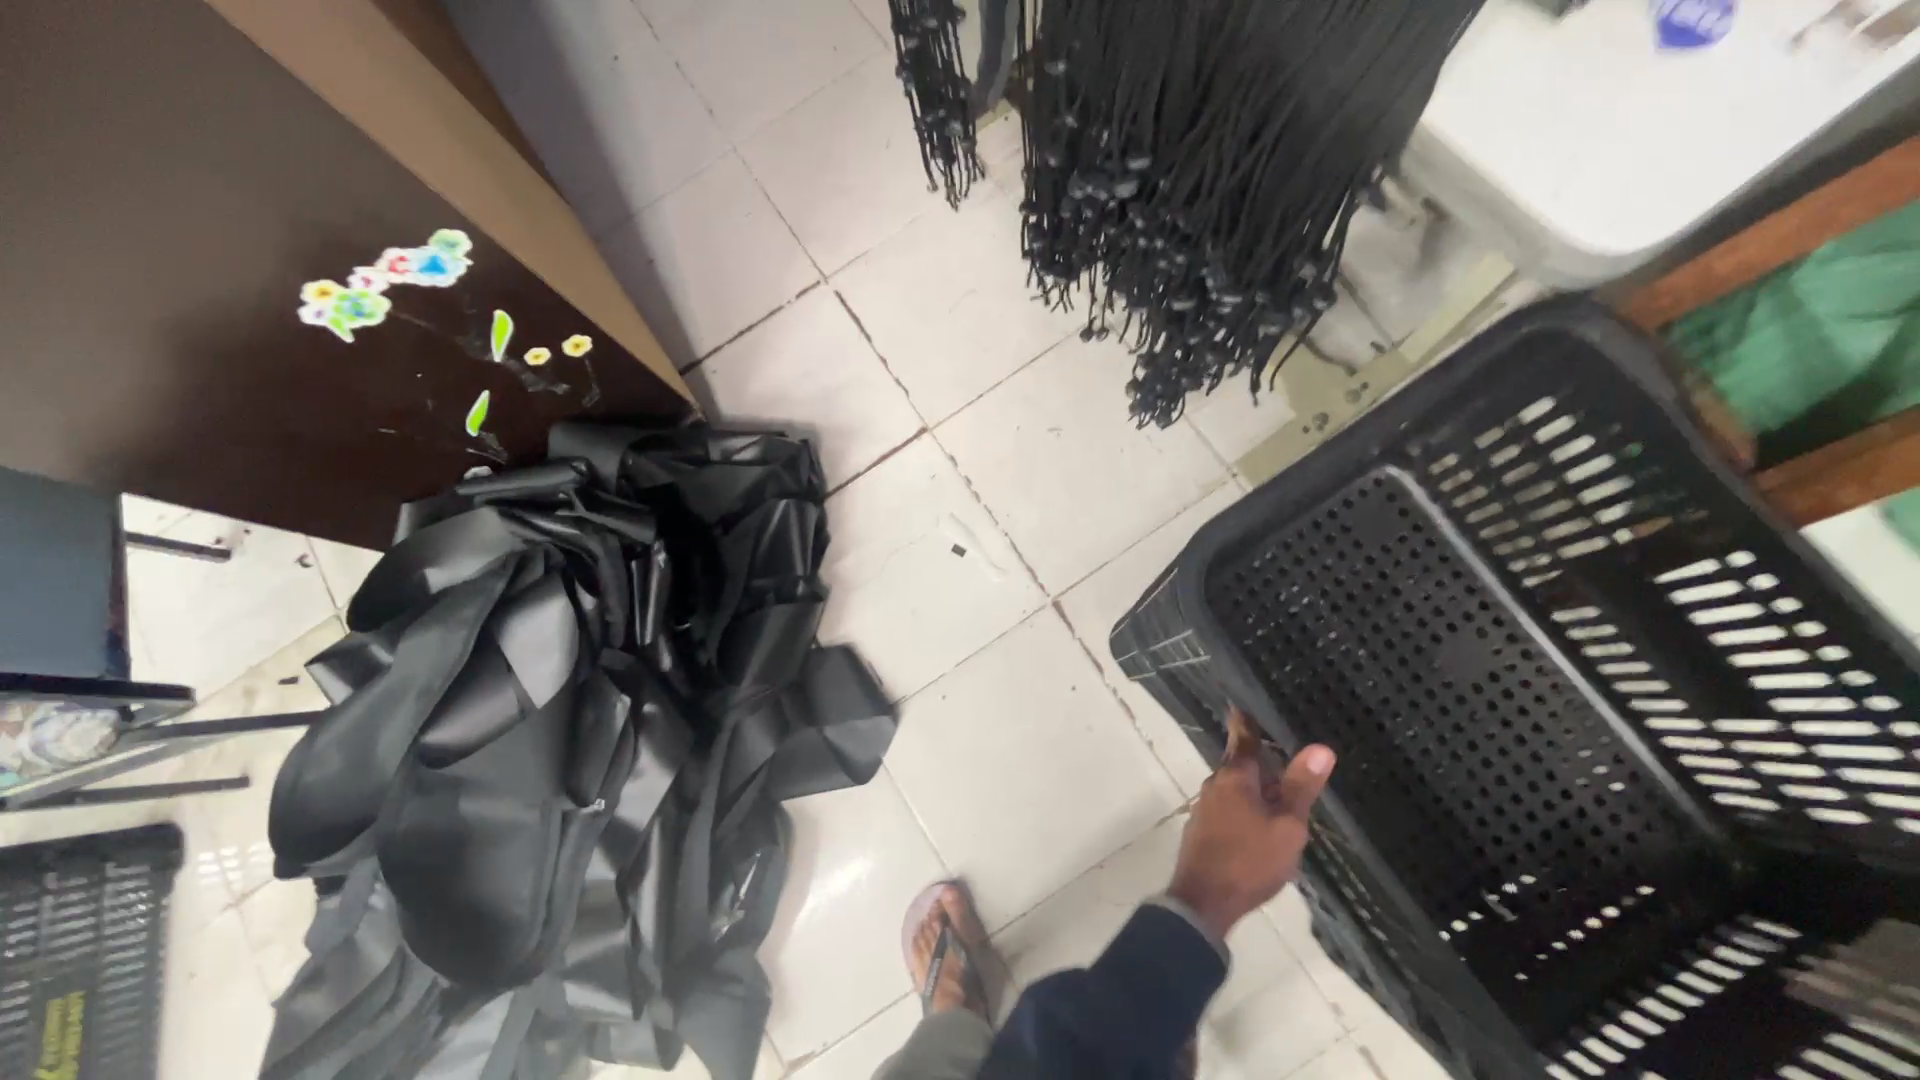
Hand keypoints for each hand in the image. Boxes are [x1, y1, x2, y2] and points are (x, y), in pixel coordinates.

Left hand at [1167, 707, 1334, 940]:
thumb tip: (1321, 748)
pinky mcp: (1202, 829)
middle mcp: (1214, 784)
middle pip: (1241, 764)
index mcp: (1234, 777)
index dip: (1248, 720)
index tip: (1245, 700)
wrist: (1204, 901)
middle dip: (1262, 761)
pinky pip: (1228, 807)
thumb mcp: (1287, 827)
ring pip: (1235, 788)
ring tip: (1282, 793)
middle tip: (1287, 756)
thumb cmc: (1250, 861)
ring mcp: (1205, 807)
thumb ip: (1300, 787)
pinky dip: (1246, 806)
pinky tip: (1261, 823)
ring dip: (1256, 788)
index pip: (1244, 737)